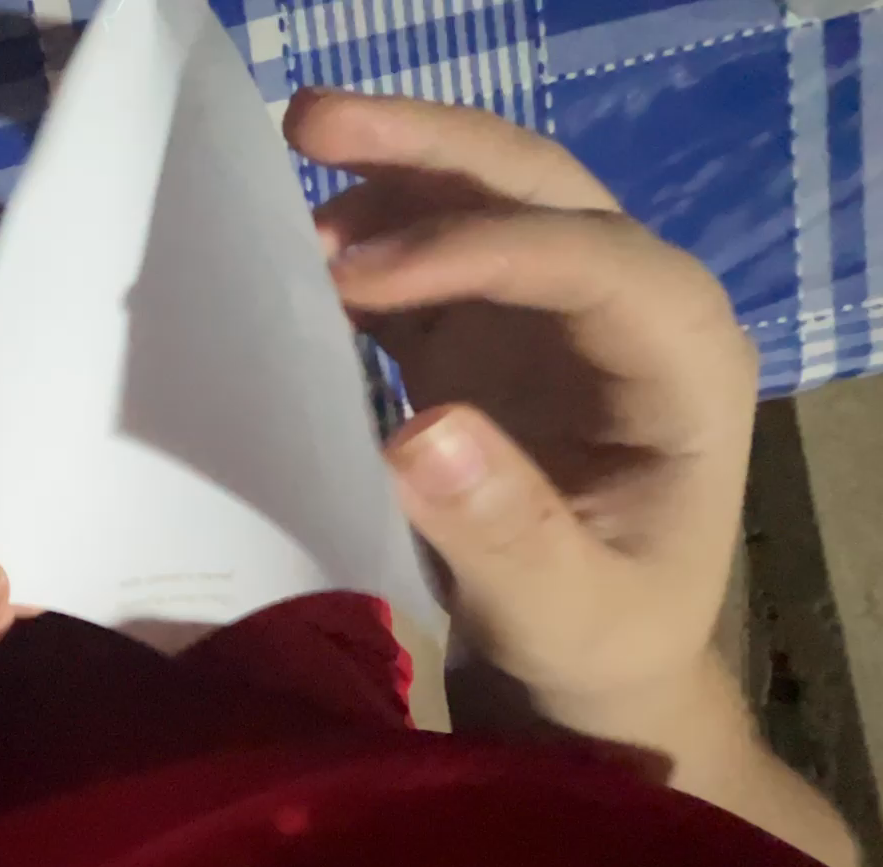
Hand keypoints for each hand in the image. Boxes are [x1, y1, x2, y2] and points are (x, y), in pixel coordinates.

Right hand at [284, 89, 757, 741]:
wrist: (581, 651)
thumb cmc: (590, 635)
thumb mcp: (559, 607)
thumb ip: (505, 531)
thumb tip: (417, 432)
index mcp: (677, 367)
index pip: (590, 263)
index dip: (470, 250)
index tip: (347, 277)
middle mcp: (617, 317)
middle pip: (535, 191)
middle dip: (425, 147)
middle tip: (308, 121)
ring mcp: (539, 324)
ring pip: (473, 209)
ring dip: (382, 181)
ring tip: (284, 178)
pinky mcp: (477, 346)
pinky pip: (420, 271)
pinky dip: (360, 250)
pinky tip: (301, 257)